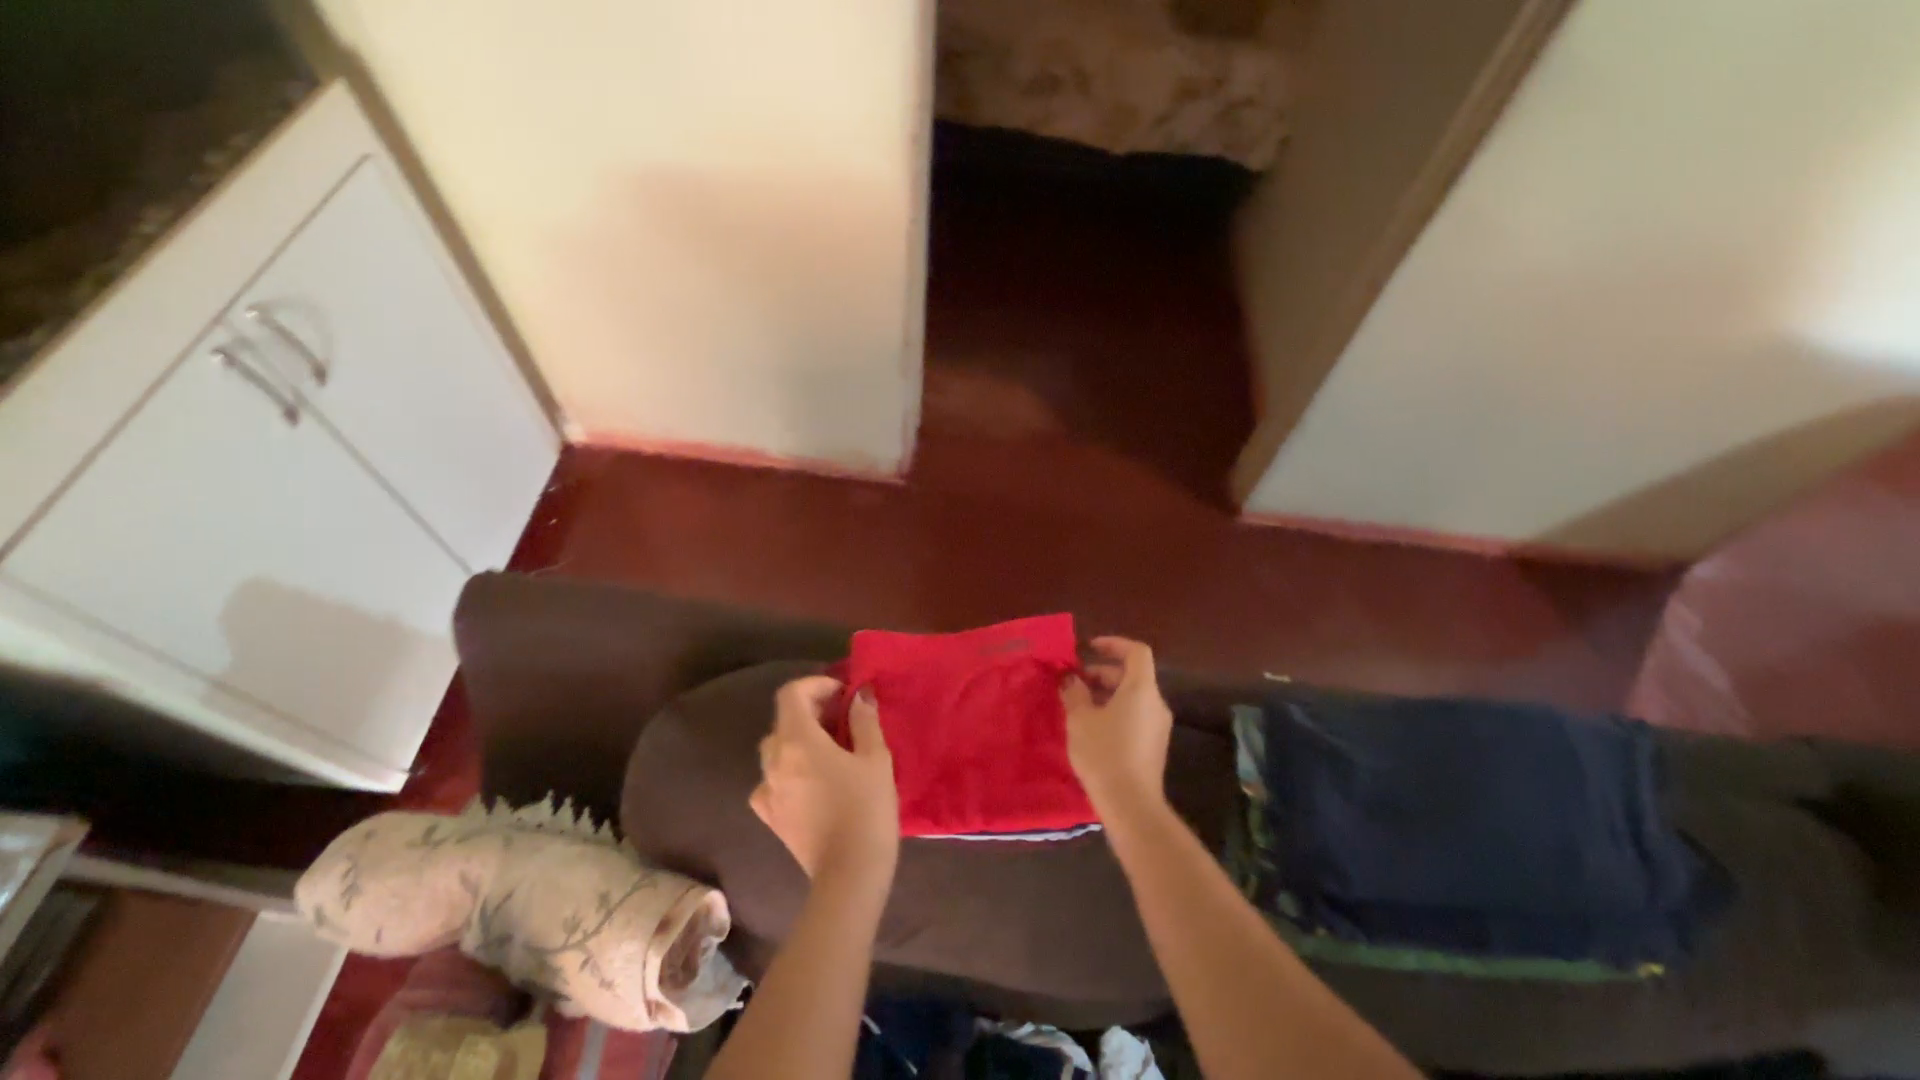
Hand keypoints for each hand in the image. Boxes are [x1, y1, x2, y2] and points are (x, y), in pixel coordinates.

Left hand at [751, 676, 899, 883]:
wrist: (849, 873)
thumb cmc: (866, 809)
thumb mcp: (876, 759)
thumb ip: (864, 721)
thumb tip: (859, 696)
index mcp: (797, 740)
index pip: (791, 693)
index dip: (816, 685)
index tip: (844, 694)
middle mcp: (773, 760)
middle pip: (783, 720)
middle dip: (811, 711)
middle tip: (843, 719)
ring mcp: (766, 789)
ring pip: (776, 749)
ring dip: (800, 740)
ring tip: (831, 750)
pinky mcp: (769, 815)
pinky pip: (772, 780)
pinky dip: (789, 771)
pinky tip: (812, 781)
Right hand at [1061, 636, 1173, 814]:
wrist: (1130, 804)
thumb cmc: (1103, 753)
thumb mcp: (1080, 719)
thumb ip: (1075, 692)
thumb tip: (1071, 679)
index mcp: (1141, 689)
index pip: (1136, 652)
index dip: (1114, 644)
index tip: (1089, 648)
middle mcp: (1156, 703)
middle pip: (1133, 675)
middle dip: (1103, 673)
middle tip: (1075, 683)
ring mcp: (1158, 726)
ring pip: (1133, 698)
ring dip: (1107, 694)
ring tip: (1079, 707)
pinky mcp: (1154, 745)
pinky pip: (1136, 716)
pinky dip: (1116, 711)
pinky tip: (1093, 728)